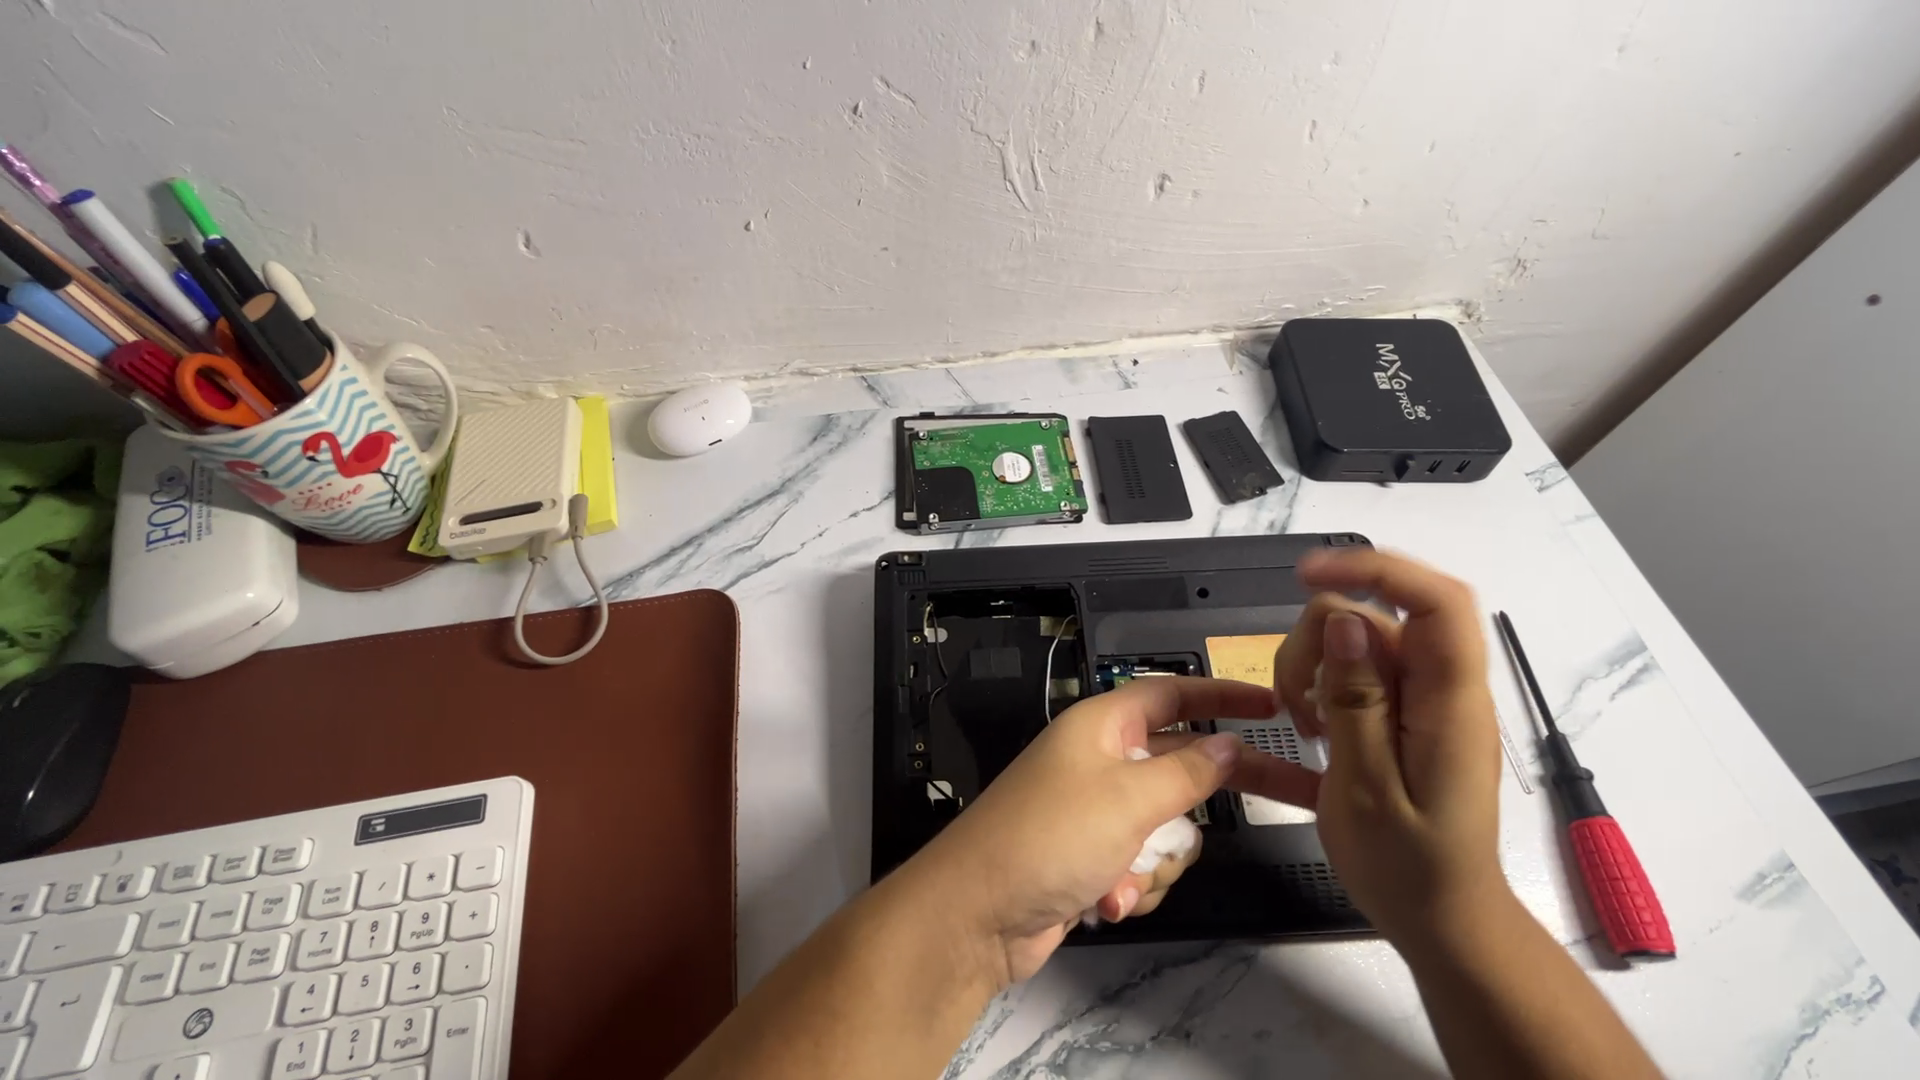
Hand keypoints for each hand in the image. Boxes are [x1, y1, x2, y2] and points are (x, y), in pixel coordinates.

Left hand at [902, 677, 1318, 986]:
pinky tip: (1101, 902)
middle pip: (1183, 764)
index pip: (1174, 694)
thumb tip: (1229, 745)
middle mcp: (1101, 761)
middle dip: (1217, 794)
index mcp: (1102, 726)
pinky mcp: (1091, 860)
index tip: (1276, 704)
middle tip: (1302, 797)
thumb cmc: (1050, 838)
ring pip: (1167, 827)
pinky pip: (1141, 866)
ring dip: (1155, 862)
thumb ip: (1187, 771)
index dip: (1224, 695)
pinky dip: (1131, 888)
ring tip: (1122, 877)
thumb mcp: (1127, 799)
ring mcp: (1095, 813)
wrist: (979, 915)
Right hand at [1274, 550, 1508, 950]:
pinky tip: (1312, 729)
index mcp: (1449, 703)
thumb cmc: (1409, 868)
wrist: (1444, 920)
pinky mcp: (1404, 715)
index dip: (1375, 569)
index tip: (1306, 575)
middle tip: (1295, 707)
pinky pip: (1357, 671)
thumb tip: (1347, 624)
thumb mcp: (1367, 790)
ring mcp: (1423, 700)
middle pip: (1375, 617)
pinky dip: (1322, 686)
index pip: (1436, 602)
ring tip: (1304, 726)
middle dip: (1316, 643)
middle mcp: (1442, 688)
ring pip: (1356, 641)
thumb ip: (1359, 704)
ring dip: (1313, 668)